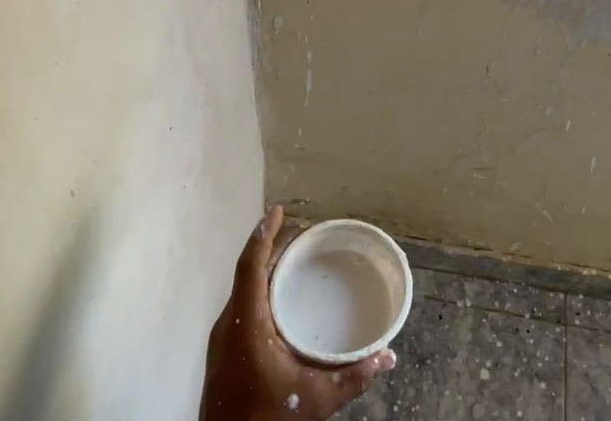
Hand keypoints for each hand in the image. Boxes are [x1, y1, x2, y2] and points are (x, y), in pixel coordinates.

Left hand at [201, 207, 395, 420]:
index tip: (277, 210)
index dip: (264, 234)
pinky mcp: (225, 352)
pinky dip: (262, 291)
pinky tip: (281, 301)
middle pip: (248, 272)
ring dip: (266, 270)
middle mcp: (229, 324)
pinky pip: (243, 307)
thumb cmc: (265, 420)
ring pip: (244, 290)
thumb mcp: (314, 401)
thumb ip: (352, 376)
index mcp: (245, 324)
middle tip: (303, 234)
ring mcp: (223, 339)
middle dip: (272, 247)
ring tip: (295, 260)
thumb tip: (387, 356)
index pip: (251, 266)